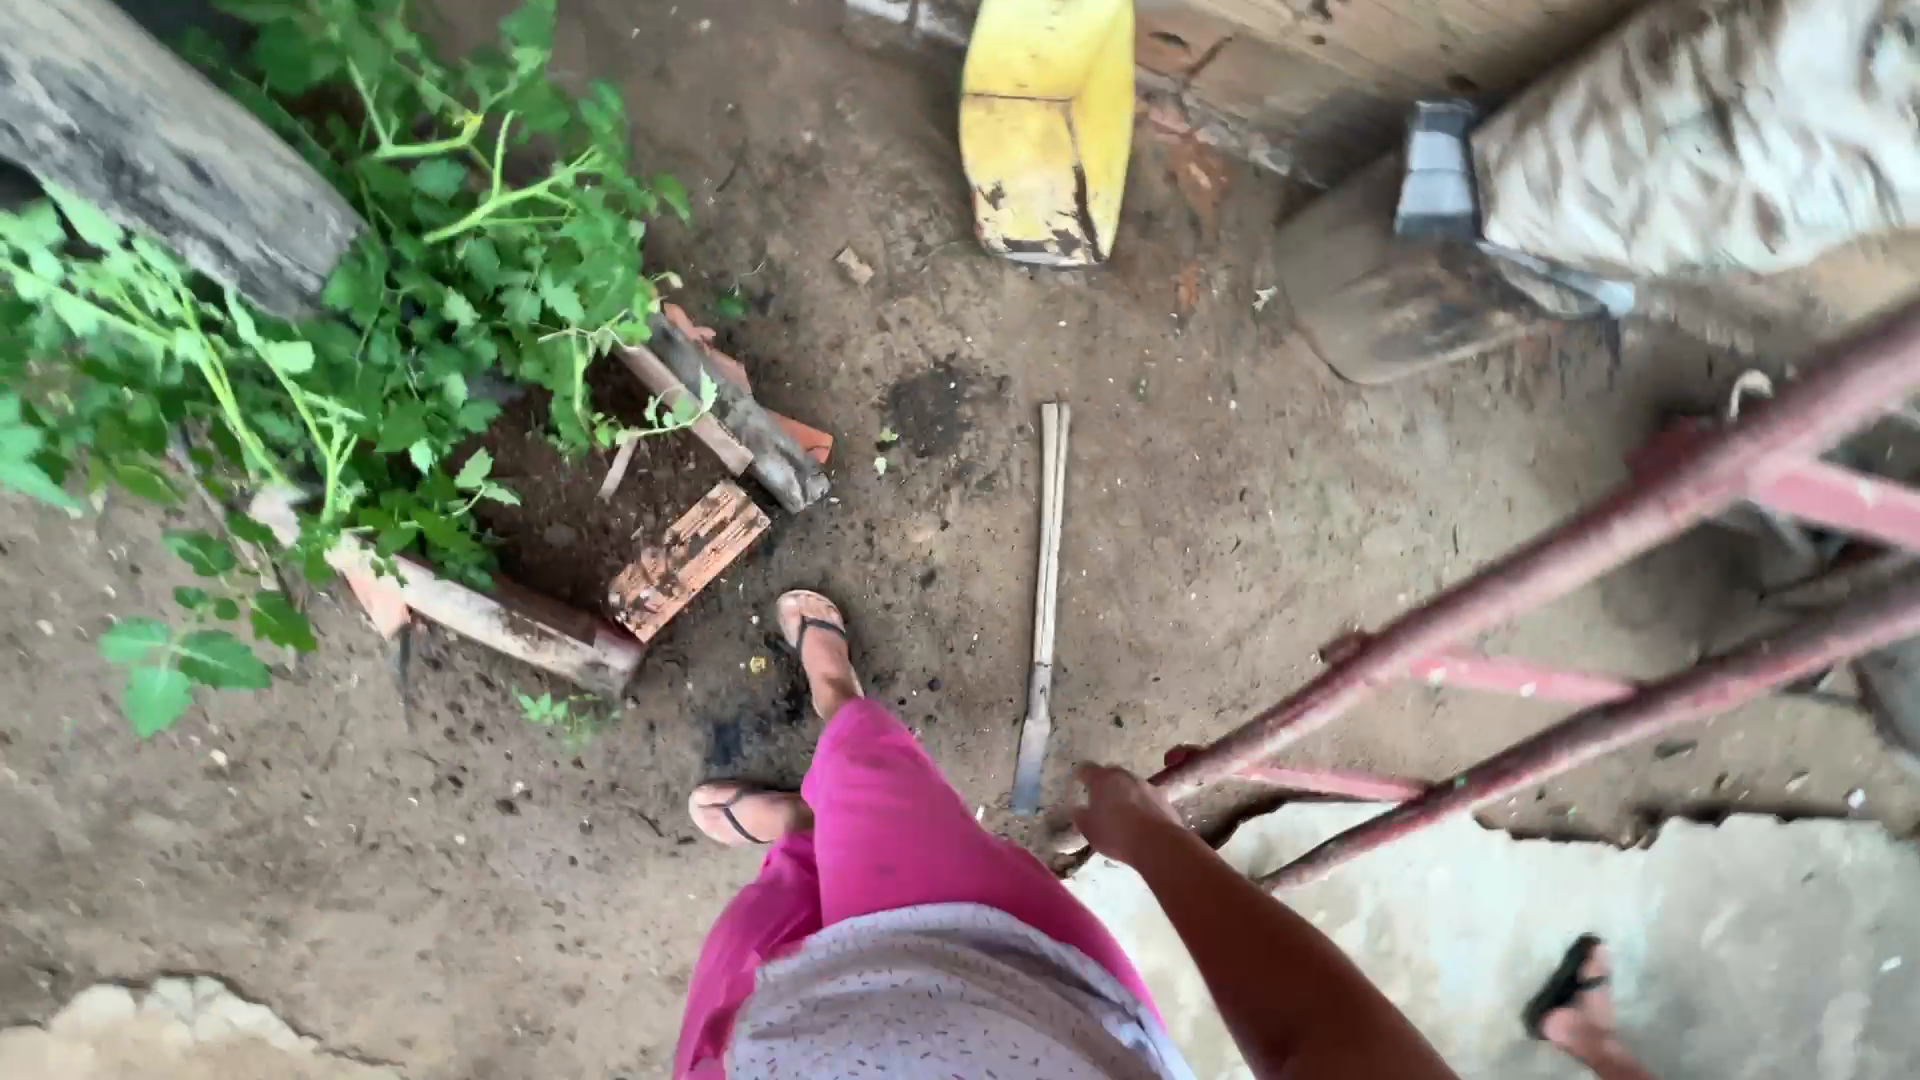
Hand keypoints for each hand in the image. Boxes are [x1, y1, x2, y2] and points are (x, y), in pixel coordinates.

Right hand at [1071, 761, 1187, 867]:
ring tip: (1124, 813)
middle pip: (1111, 774)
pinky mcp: (1163, 798)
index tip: (1079, 782)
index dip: (1081, 775)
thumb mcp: (1090, 830)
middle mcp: (1123, 776)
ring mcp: (1146, 785)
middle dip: (1105, 784)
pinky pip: (1147, 798)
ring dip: (1126, 794)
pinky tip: (1143, 820)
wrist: (1156, 843)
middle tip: (1101, 800)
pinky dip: (1143, 804)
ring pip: (1131, 785)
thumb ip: (1081, 817)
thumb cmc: (1115, 834)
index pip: (1086, 769)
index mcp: (1101, 779)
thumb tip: (1077, 810)